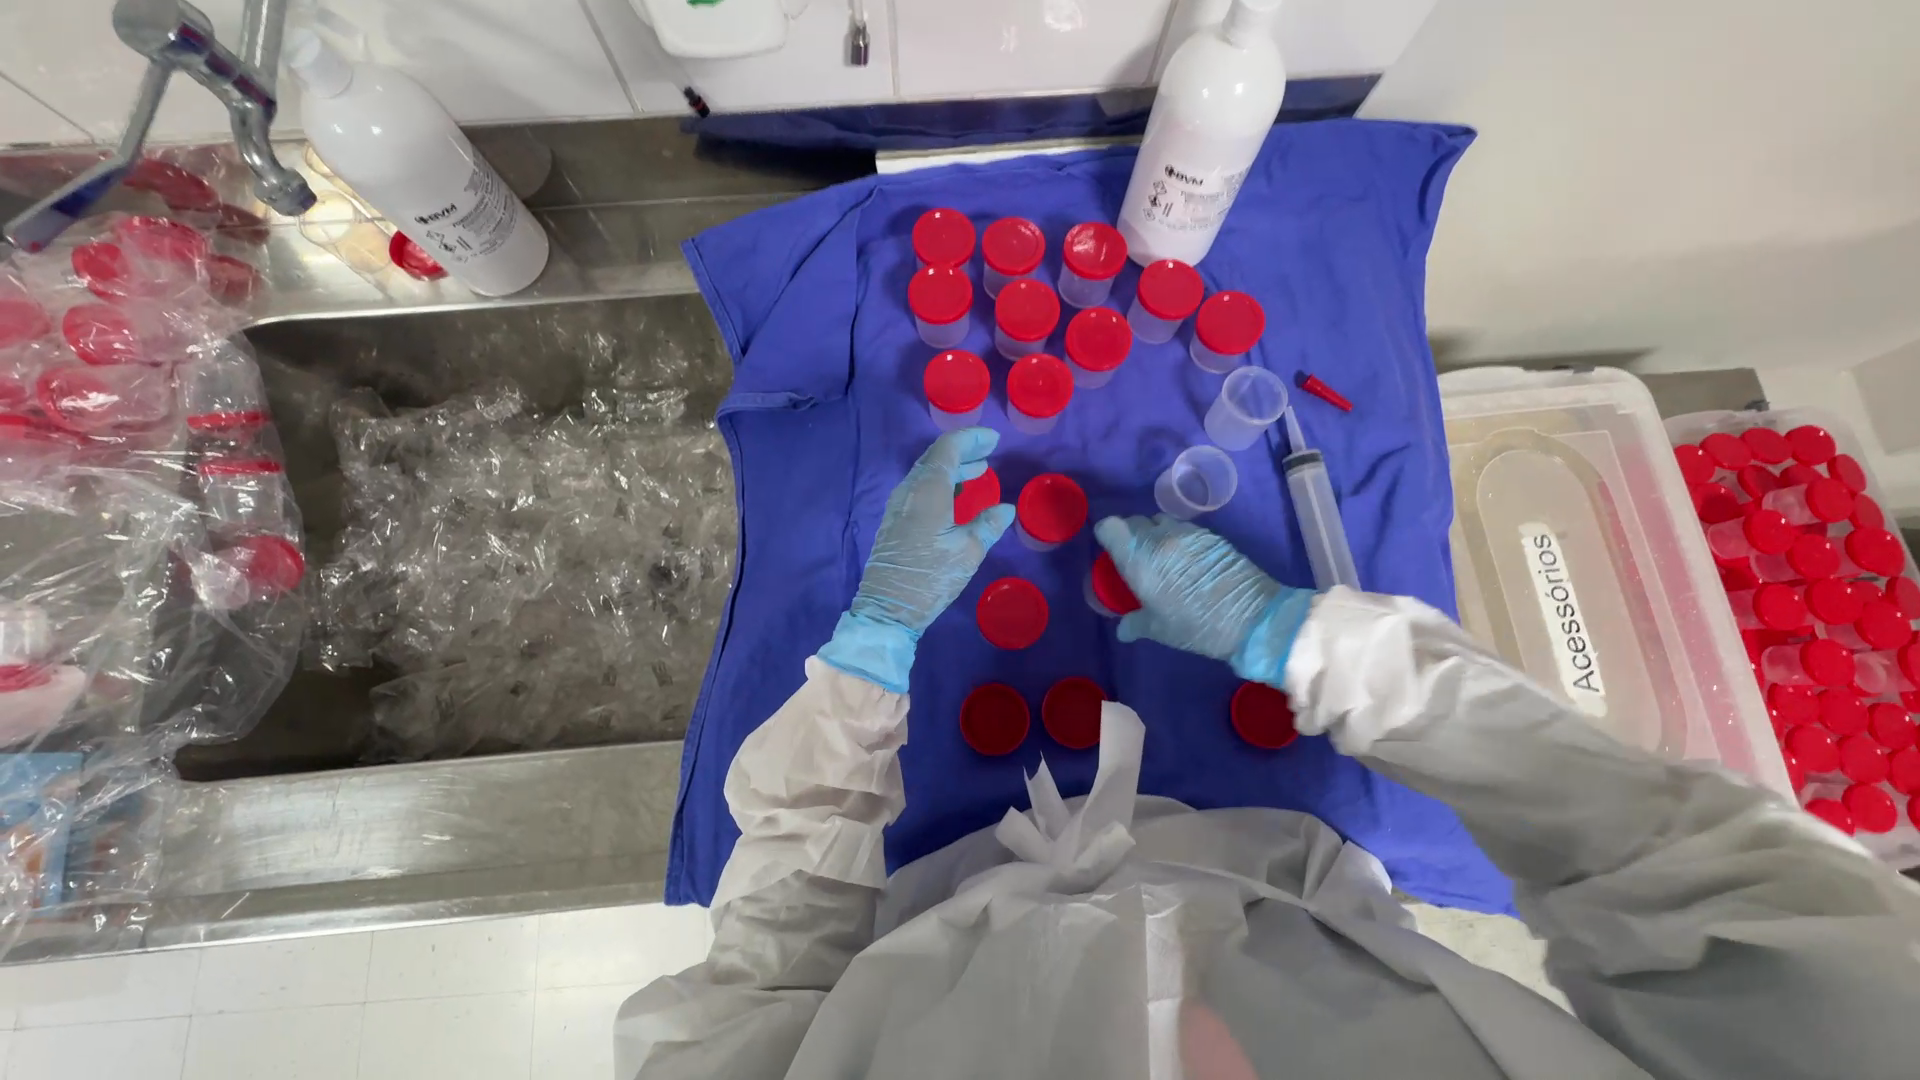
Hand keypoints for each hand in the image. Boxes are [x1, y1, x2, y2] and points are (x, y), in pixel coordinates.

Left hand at [819, 428, 1014, 691]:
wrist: (887, 609)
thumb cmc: (930, 578)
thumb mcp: (968, 552)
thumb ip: (988, 525)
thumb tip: (1005, 509)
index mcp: (927, 491)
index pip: (947, 450)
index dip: (971, 440)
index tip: (993, 439)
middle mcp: (909, 492)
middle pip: (935, 458)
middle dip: (963, 451)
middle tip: (989, 451)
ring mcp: (898, 506)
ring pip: (925, 474)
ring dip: (952, 469)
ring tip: (979, 471)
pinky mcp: (894, 522)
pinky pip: (919, 490)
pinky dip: (940, 484)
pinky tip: (955, 495)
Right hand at [1093, 514, 1313, 683]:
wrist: (1252, 618)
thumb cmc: (1196, 625)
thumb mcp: (1159, 629)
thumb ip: (1135, 623)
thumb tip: (1122, 629)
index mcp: (1140, 558)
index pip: (1110, 526)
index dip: (1107, 535)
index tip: (1111, 551)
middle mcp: (1160, 538)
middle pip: (1135, 521)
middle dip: (1131, 536)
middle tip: (1137, 558)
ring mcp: (1188, 533)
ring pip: (1162, 522)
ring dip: (1157, 534)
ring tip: (1163, 557)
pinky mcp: (1212, 536)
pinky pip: (1186, 529)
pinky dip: (1180, 540)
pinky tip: (1188, 561)